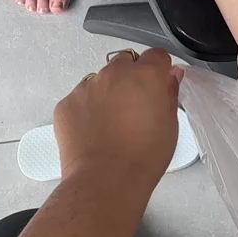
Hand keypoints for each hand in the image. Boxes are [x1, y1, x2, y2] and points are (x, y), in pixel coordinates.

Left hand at [54, 48, 183, 193]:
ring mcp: (87, 87)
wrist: (105, 181)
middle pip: (126, 62)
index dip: (160, 69)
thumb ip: (169, 93)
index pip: (157, 55)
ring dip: (108, 91)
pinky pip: (80, 97)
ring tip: (112, 123)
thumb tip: (170, 76)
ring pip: (101, 79)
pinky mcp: (67, 103)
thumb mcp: (170, 125)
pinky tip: (95, 131)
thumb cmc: (143, 157)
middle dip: (132, 76)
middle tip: (135, 104)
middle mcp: (114, 74)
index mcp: (145, 75)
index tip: (159, 84)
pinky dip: (88, 108)